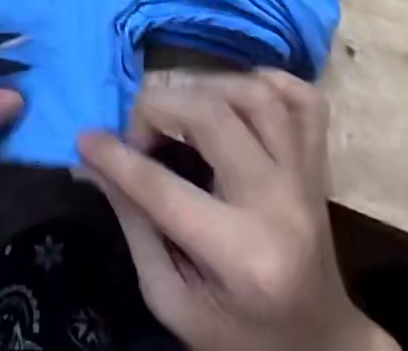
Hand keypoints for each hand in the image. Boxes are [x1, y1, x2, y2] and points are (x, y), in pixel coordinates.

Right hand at [77, 70, 393, 350]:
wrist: (322, 349)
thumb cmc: (239, 335)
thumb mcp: (171, 299)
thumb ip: (132, 223)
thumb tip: (92, 161)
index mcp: (242, 256)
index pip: (161, 186)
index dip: (113, 155)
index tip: (85, 138)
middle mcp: (280, 206)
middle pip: (211, 117)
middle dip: (155, 109)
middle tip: (136, 135)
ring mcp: (307, 180)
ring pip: (255, 97)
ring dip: (204, 89)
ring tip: (178, 114)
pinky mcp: (319, 167)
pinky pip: (305, 102)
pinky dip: (269, 83)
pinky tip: (234, 95)